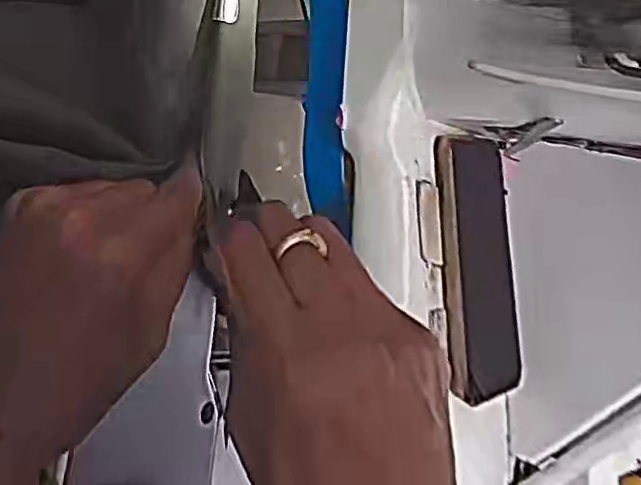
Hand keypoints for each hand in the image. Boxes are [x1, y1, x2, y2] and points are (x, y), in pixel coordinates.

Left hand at [0, 168, 202, 478]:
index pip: (178, 193)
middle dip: (148, 215)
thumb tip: (190, 216)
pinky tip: (72, 249)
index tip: (191, 205)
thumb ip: (178, 260)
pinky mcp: (23, 204)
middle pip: (144, 186)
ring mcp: (47, 208)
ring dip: (114, 211)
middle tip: (134, 255)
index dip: (189, 201)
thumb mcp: (153, 329)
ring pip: (111, 184)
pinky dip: (81, 212)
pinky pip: (77, 190)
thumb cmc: (78, 377)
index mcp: (121, 256)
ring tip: (98, 256)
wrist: (2, 393)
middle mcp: (82, 220)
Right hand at [210, 203, 453, 484]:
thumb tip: (237, 281)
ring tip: (294, 262)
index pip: (245, 248)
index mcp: (287, 349)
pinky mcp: (415, 333)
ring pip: (329, 236)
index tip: (225, 234)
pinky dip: (345, 286)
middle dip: (262, 226)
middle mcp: (338, 326)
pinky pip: (369, 280)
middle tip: (254, 236)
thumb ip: (241, 336)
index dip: (228, 233)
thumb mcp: (249, 414)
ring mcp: (382, 324)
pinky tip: (337, 311)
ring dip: (303, 242)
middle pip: (287, 227)